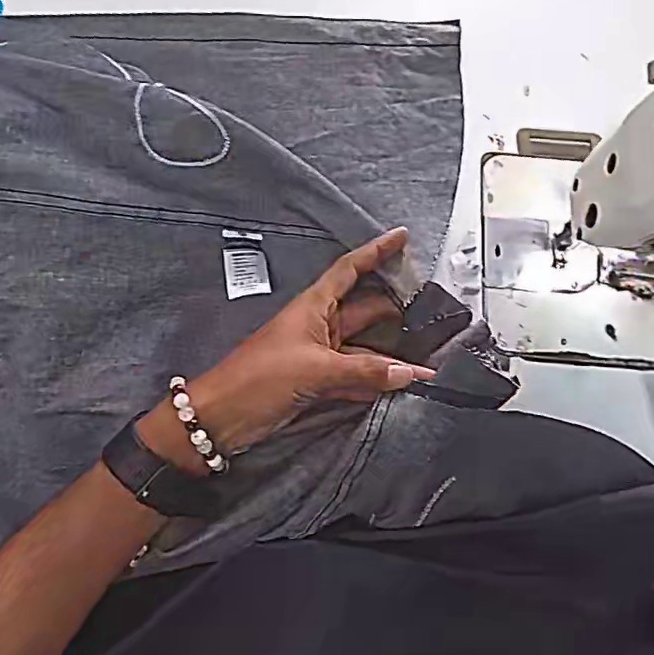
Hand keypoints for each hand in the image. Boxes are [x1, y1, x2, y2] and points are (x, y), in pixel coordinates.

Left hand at [138, 227, 435, 471]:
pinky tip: (398, 385)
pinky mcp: (316, 382)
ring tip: (427, 358)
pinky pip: (354, 376)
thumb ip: (364, 372)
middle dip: (396, 311)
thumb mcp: (314, 370)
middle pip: (365, 310)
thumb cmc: (258, 379)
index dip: (376, 252)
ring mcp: (318, 355)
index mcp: (313, 307)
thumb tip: (410, 373)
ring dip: (390, 355)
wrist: (220, 417)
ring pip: (363, 348)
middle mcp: (318, 326)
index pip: (350, 270)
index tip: (402, 237)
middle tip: (433, 312)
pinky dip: (374, 380)